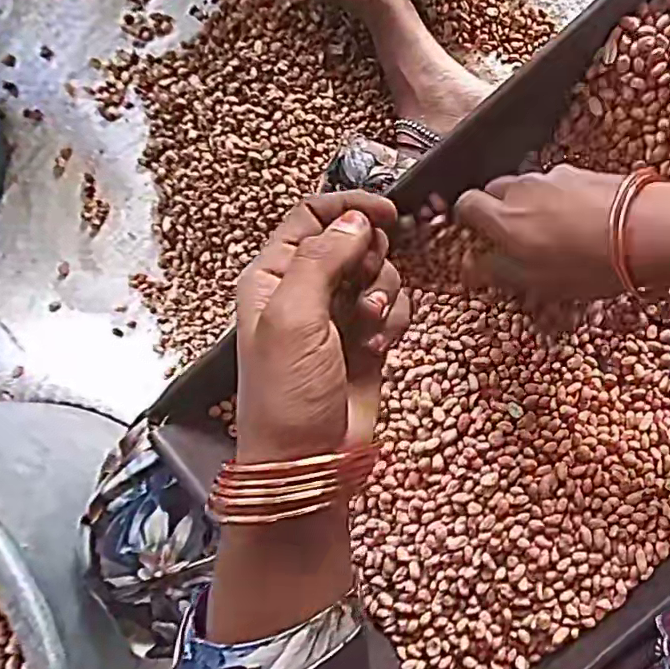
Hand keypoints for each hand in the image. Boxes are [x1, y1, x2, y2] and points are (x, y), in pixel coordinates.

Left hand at [231, 192, 412, 462]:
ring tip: (368, 328)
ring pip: (381, 274)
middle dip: (372, 260)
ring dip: (385, 296)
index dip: (349, 208)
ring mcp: (340, 314)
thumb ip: (323, 259)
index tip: (388, 213)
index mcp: (274, 274)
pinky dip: (394, 322)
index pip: (312, 216)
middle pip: (355, 242)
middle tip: (366, 287)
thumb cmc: (286, 392)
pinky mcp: (369, 337)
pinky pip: (395, 307)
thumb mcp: (293, 317)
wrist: (310, 460)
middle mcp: (307, 288)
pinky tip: (377, 347)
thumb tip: (357, 220)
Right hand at [451, 164, 626, 302]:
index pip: (467, 203)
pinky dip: (561, 200)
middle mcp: (524, 189)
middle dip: (498, 208)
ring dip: (532, 203)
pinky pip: (561, 185)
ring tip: (552, 232)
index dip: (467, 217)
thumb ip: (500, 270)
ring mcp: (556, 177)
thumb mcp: (537, 281)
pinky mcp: (584, 173)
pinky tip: (579, 222)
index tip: (474, 230)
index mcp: (503, 217)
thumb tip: (473, 267)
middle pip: (496, 189)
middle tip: (514, 236)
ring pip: (530, 186)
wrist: (645, 229)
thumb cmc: (590, 263)